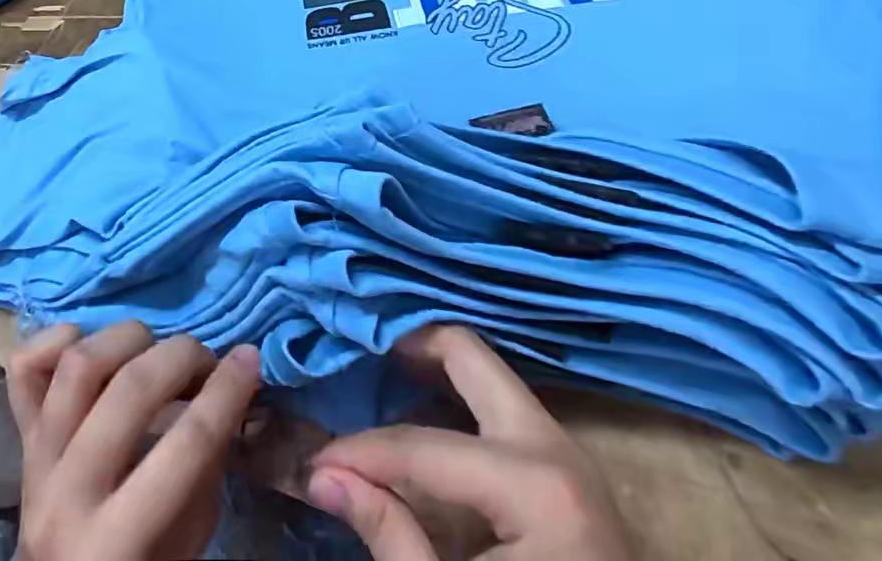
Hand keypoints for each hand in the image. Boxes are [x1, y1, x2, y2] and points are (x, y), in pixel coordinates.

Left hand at [7, 320, 262, 560]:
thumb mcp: (185, 544)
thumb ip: (203, 469)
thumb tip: (225, 390)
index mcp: (116, 542)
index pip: (184, 448)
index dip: (225, 394)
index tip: (250, 359)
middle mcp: (67, 491)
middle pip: (128, 391)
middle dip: (179, 357)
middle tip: (204, 358)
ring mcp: (35, 456)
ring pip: (77, 365)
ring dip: (126, 340)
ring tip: (154, 347)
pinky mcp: (19, 432)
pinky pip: (26, 367)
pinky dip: (58, 339)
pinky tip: (90, 343)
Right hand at [306, 326, 630, 560]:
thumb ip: (389, 535)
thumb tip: (321, 478)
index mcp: (535, 486)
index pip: (418, 446)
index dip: (356, 452)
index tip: (314, 464)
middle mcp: (555, 448)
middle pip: (468, 355)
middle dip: (405, 347)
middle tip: (353, 355)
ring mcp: (567, 454)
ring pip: (485, 374)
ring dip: (429, 368)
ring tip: (376, 379)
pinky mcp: (567, 472)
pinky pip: (497, 406)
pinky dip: (452, 396)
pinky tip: (417, 409)